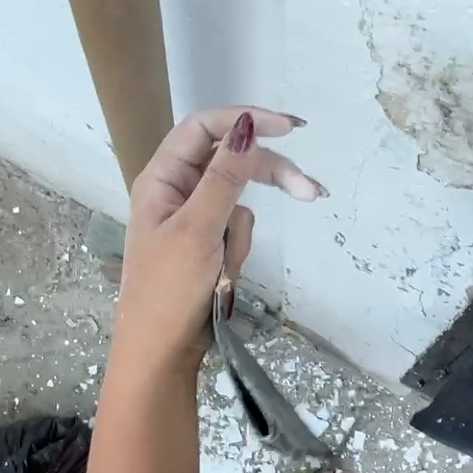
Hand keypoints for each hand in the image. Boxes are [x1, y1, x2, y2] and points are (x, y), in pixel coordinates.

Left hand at [114, 107, 322, 371]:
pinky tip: (224, 275)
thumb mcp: (199, 230)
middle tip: (310, 192)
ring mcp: (193, 216)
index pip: (205, 127)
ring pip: (238, 199)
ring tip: (227, 266)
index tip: (290, 129)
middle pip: (231, 161)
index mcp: (161, 177)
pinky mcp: (207, 241)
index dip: (246, 120)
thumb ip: (225, 176)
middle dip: (266, 178)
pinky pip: (236, 228)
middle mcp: (176, 189)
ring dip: (242, 230)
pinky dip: (238, 248)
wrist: (163, 352)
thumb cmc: (169, 290)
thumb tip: (248, 125)